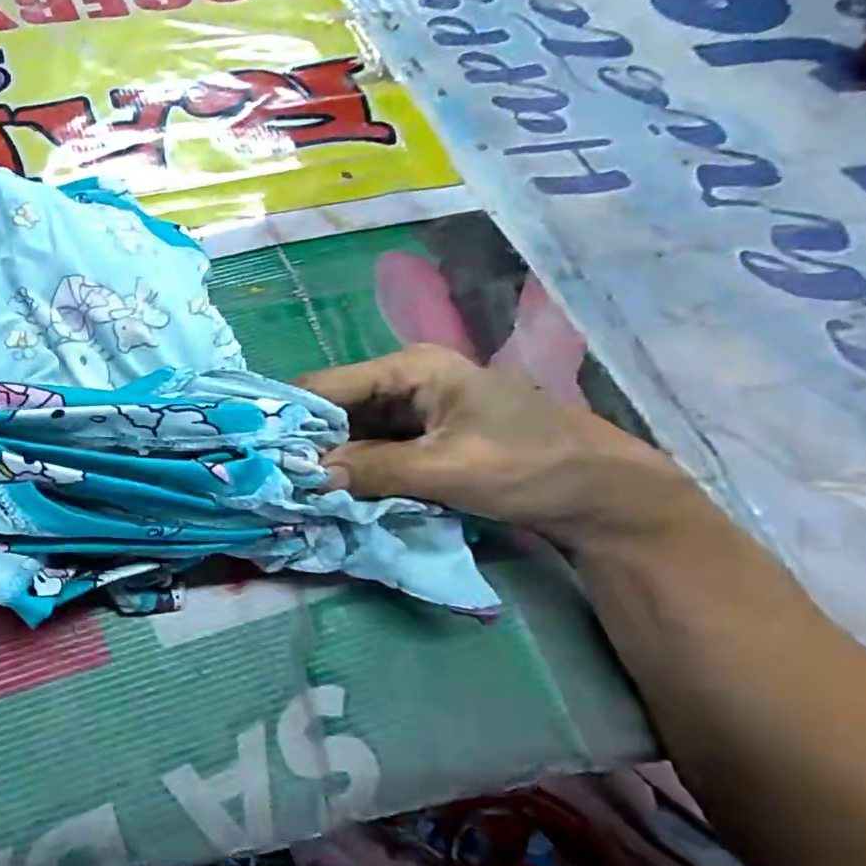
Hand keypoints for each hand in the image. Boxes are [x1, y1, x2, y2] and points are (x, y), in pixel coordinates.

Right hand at [297, 345, 699, 551]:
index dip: (290, 415)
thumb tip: (309, 477)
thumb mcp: (450, 470)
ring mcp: (412, 407)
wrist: (608, 497)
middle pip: (333, 407)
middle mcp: (405, 379)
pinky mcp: (418, 435)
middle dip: (306, 441)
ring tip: (293, 485)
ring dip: (326, 458)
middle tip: (274, 475)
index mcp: (413, 368)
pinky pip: (367, 447)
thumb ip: (375, 469)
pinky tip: (329, 487)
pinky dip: (349, 467)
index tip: (257, 449)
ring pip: (347, 429)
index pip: (327, 385)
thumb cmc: (535, 468)